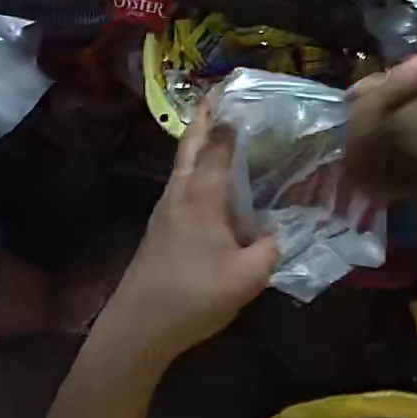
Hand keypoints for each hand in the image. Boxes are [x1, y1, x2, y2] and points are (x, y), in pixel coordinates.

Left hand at [95, 106, 279, 366]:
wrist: (139, 325)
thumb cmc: (194, 295)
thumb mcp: (248, 277)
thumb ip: (270, 249)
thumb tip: (277, 231)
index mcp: (202, 194)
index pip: (218, 142)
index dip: (230, 115)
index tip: (245, 92)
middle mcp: (180, 191)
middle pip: (191, 141)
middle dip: (207, 114)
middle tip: (227, 94)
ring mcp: (166, 207)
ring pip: (184, 161)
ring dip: (201, 139)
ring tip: (227, 130)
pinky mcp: (162, 225)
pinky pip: (184, 182)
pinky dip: (199, 167)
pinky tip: (216, 182)